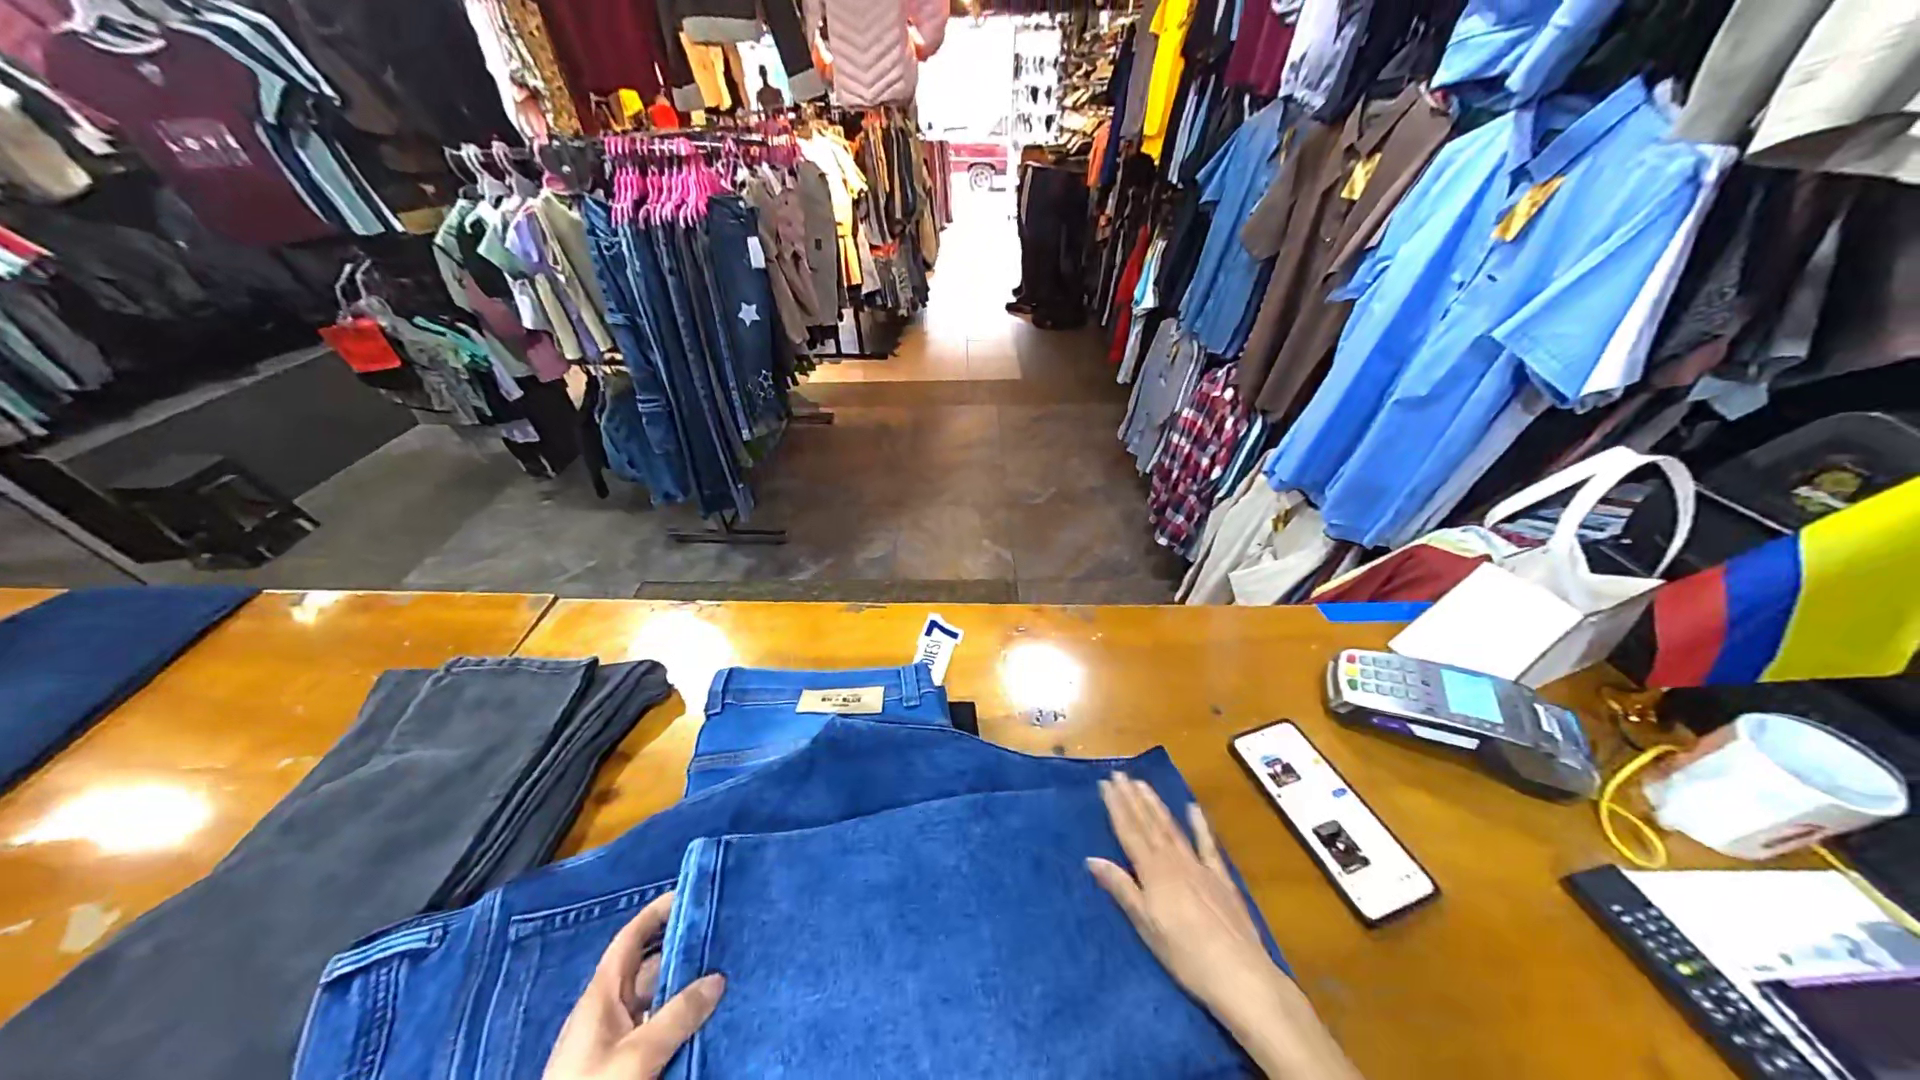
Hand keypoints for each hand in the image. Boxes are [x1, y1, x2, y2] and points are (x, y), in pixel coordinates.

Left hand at [541, 892, 725, 1079]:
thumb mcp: (637, 1055)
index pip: (630, 939)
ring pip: (654, 999)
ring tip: (724, 971)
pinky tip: (706, 1020)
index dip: (656, 913)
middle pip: (647, 966)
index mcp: (602, 996)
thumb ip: (678, 1015)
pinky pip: (656, 1027)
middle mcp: (607, 1011)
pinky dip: (680, 1017)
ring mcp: (613, 1041)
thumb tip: (717, 977)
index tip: (690, 894)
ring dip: (684, 986)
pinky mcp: (622, 1067)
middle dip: (682, 948)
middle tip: (722, 934)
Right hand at [1087, 773, 1279, 1018]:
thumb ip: (1121, 888)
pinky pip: (1207, 844)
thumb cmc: (1184, 955)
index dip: (1116, 806)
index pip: (1129, 832)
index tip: (1106, 782)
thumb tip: (1092, 858)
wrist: (1239, 973)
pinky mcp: (1221, 878)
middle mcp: (1174, 861)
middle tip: (1120, 773)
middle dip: (1133, 798)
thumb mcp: (1146, 925)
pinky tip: (1192, 807)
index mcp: (1153, 872)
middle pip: (1149, 824)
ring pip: (1172, 827)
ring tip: (1143, 783)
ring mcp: (1199, 866)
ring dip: (1156, 804)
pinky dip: (1199, 824)